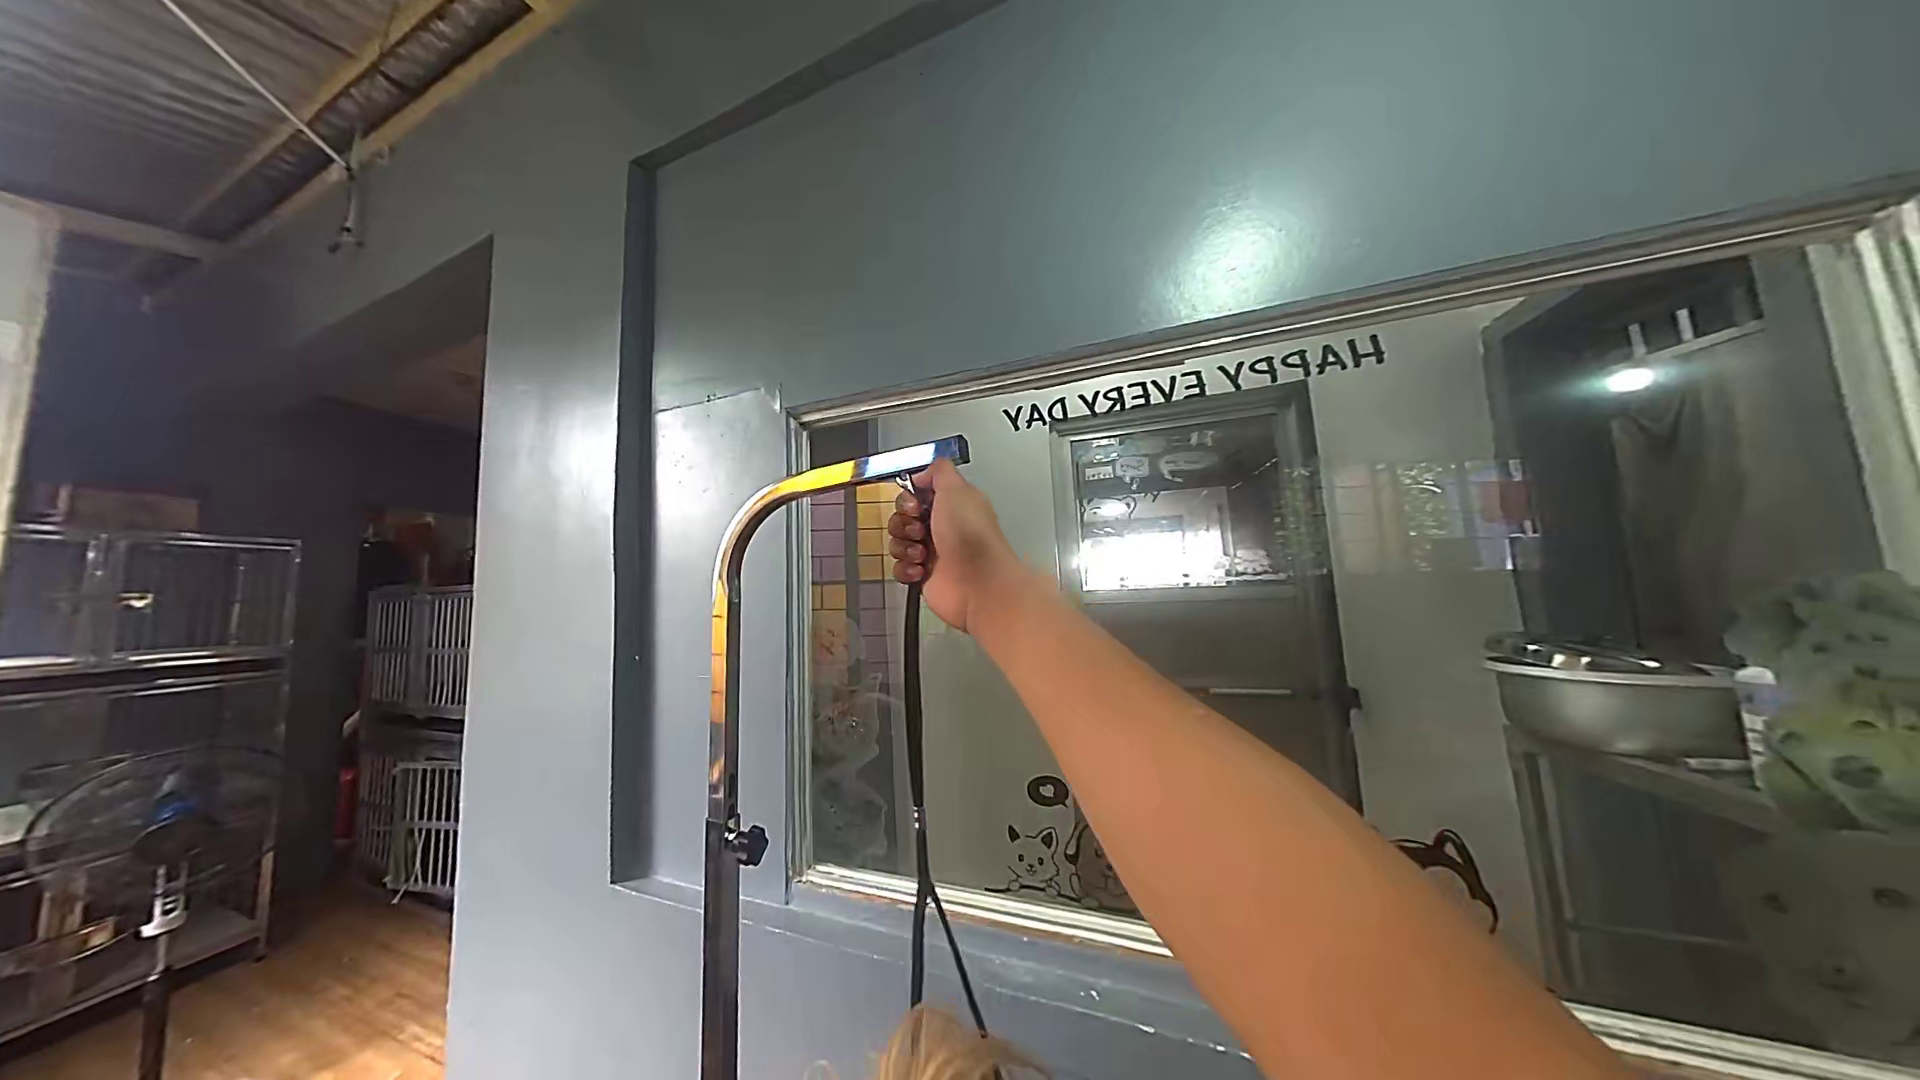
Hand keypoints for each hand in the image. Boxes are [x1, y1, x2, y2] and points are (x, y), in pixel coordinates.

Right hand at [887, 458, 1021, 632]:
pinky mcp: (925, 575)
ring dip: (905, 547)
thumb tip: (924, 471)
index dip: (908, 499)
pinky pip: (900, 568)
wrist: (978, 584)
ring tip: (923, 554)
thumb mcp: (956, 490)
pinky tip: (921, 570)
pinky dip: (906, 569)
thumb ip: (940, 472)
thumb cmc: (973, 540)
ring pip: (898, 542)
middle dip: (904, 524)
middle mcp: (943, 527)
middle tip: (921, 531)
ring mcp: (933, 552)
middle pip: (902, 517)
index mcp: (952, 505)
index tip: (915, 505)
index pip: (916, 494)